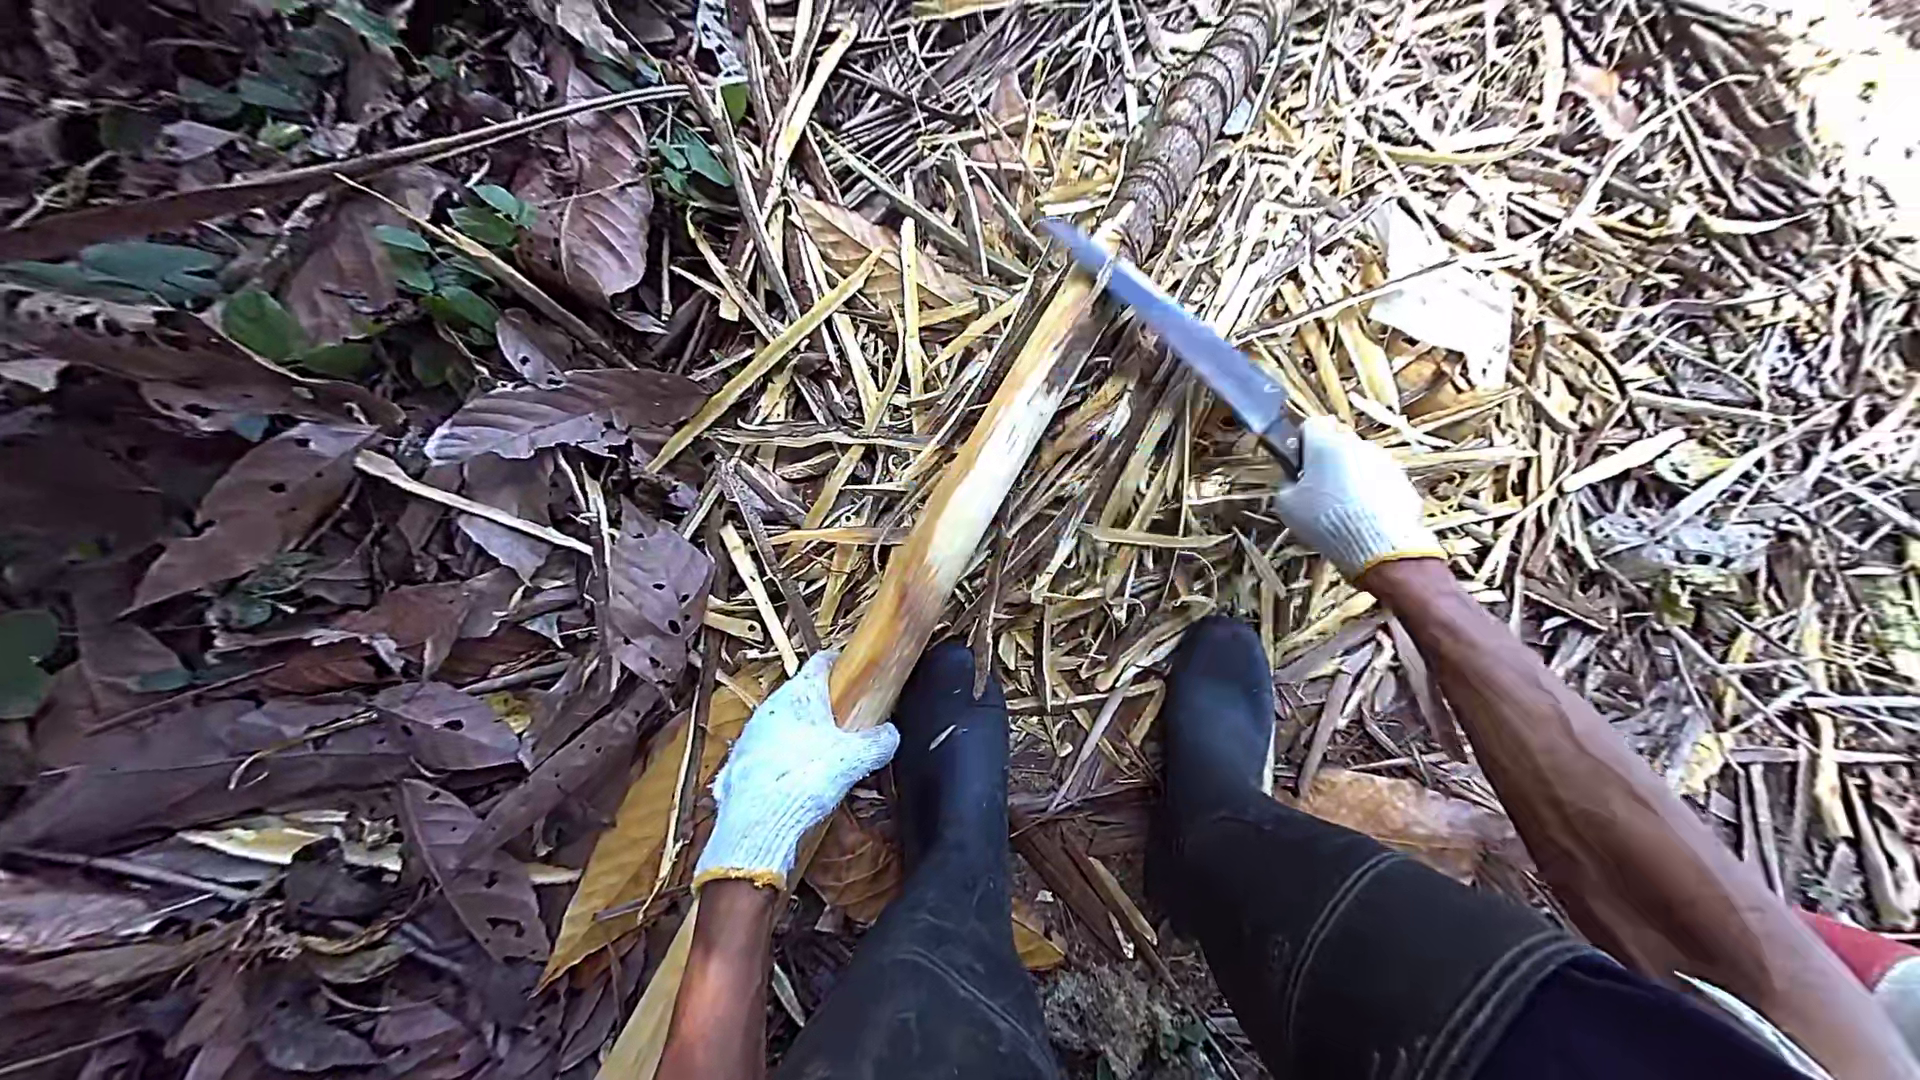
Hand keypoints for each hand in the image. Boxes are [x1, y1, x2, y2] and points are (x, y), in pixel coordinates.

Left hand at [693, 650, 898, 890]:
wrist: (754, 826)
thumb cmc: (806, 779)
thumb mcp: (854, 759)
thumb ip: (878, 742)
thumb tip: (891, 734)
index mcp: (800, 693)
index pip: (822, 661)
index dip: (840, 662)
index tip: (852, 670)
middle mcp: (771, 705)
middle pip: (802, 692)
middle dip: (823, 702)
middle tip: (845, 720)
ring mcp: (750, 732)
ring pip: (782, 720)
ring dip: (800, 730)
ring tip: (821, 754)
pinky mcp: (738, 761)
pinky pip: (766, 749)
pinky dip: (781, 756)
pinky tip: (794, 778)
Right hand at [1271, 416, 1444, 579]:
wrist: (1377, 545)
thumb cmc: (1323, 520)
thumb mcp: (1286, 504)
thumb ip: (1287, 484)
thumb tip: (1293, 480)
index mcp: (1326, 444)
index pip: (1310, 424)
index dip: (1301, 442)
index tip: (1297, 463)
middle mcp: (1357, 445)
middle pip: (1337, 442)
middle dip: (1326, 460)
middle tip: (1316, 488)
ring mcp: (1384, 461)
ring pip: (1359, 460)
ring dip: (1348, 475)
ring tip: (1340, 506)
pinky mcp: (1403, 480)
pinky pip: (1378, 480)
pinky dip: (1369, 491)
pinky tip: (1361, 515)